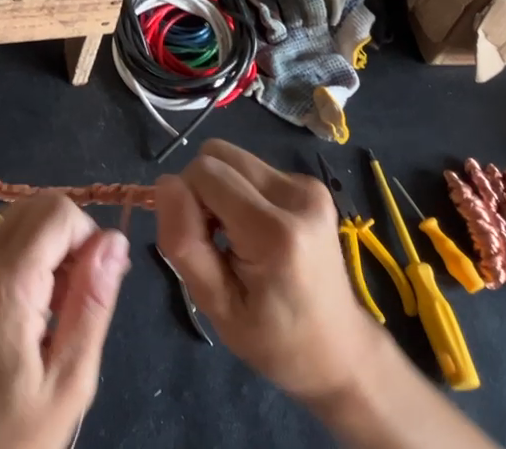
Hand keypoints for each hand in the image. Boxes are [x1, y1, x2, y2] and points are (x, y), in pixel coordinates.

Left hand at [0, 194, 130, 448]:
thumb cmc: (9, 432)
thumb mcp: (68, 379)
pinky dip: (23, 254)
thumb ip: (93, 301)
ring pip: (19, 216)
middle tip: (76, 298)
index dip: (89, 238)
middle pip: (38, 204)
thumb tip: (114, 240)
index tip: (96, 286)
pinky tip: (29, 305)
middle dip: (69, 238)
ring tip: (53, 308)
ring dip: (47, 245)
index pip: (59, 210)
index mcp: (7, 281)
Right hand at [156, 140, 383, 405]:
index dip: (186, 201)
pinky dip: (239, 192)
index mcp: (275, 231)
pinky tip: (253, 231)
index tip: (200, 242)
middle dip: (201, 189)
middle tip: (213, 238)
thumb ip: (183, 241)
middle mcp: (298, 196)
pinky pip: (251, 169)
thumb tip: (165, 184)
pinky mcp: (311, 186)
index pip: (203, 172)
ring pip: (232, 158)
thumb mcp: (215, 304)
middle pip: (217, 155)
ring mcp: (309, 187)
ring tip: (234, 236)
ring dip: (219, 189)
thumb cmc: (274, 339)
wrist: (339, 351)